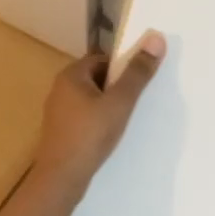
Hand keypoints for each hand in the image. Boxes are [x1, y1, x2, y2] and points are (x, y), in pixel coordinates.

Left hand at [33, 30, 165, 186]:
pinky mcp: (60, 132)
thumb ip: (138, 73)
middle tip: (137, 102)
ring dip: (108, 106)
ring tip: (126, 120)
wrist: (61, 177)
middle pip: (96, 79)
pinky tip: (110, 136)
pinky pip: (84, 118)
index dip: (123, 67)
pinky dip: (98, 122)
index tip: (140, 81)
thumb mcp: (120, 102)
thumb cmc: (90, 135)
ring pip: (90, 100)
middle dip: (116, 88)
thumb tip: (156, 37)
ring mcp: (58, 112)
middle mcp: (60, 89)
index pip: (102, 59)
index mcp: (71, 75)